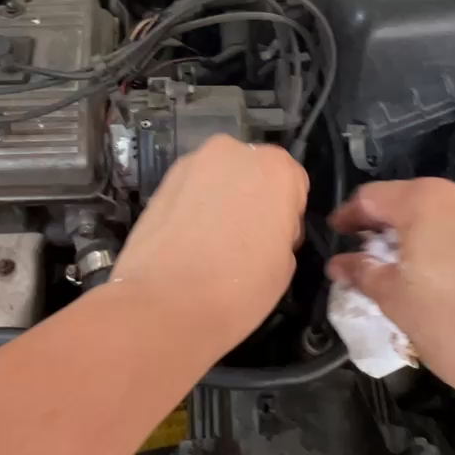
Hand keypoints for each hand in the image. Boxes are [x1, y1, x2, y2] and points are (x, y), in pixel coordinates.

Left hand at [111, 136, 308, 339]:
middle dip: (252, 198)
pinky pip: (191, 189)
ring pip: (219, 178)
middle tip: (244, 240)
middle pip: (253, 172)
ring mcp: (192, 162)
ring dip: (221, 199)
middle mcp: (234, 152)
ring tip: (211, 242)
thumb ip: (280, 229)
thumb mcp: (286, 262)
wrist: (166, 302)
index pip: (293, 182)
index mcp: (276, 168)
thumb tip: (264, 228)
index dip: (286, 212)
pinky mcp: (162, 181)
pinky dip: (193, 206)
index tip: (276, 239)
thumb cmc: (239, 287)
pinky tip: (188, 240)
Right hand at [326, 179, 454, 389]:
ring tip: (404, 270)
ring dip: (418, 235)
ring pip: (443, 215)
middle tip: (367, 256)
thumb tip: (340, 264)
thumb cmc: (451, 324)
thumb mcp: (394, 298)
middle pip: (410, 200)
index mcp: (425, 200)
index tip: (337, 237)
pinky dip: (448, 245)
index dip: (349, 216)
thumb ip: (363, 272)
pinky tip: (442, 278)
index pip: (372, 196)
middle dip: (385, 226)